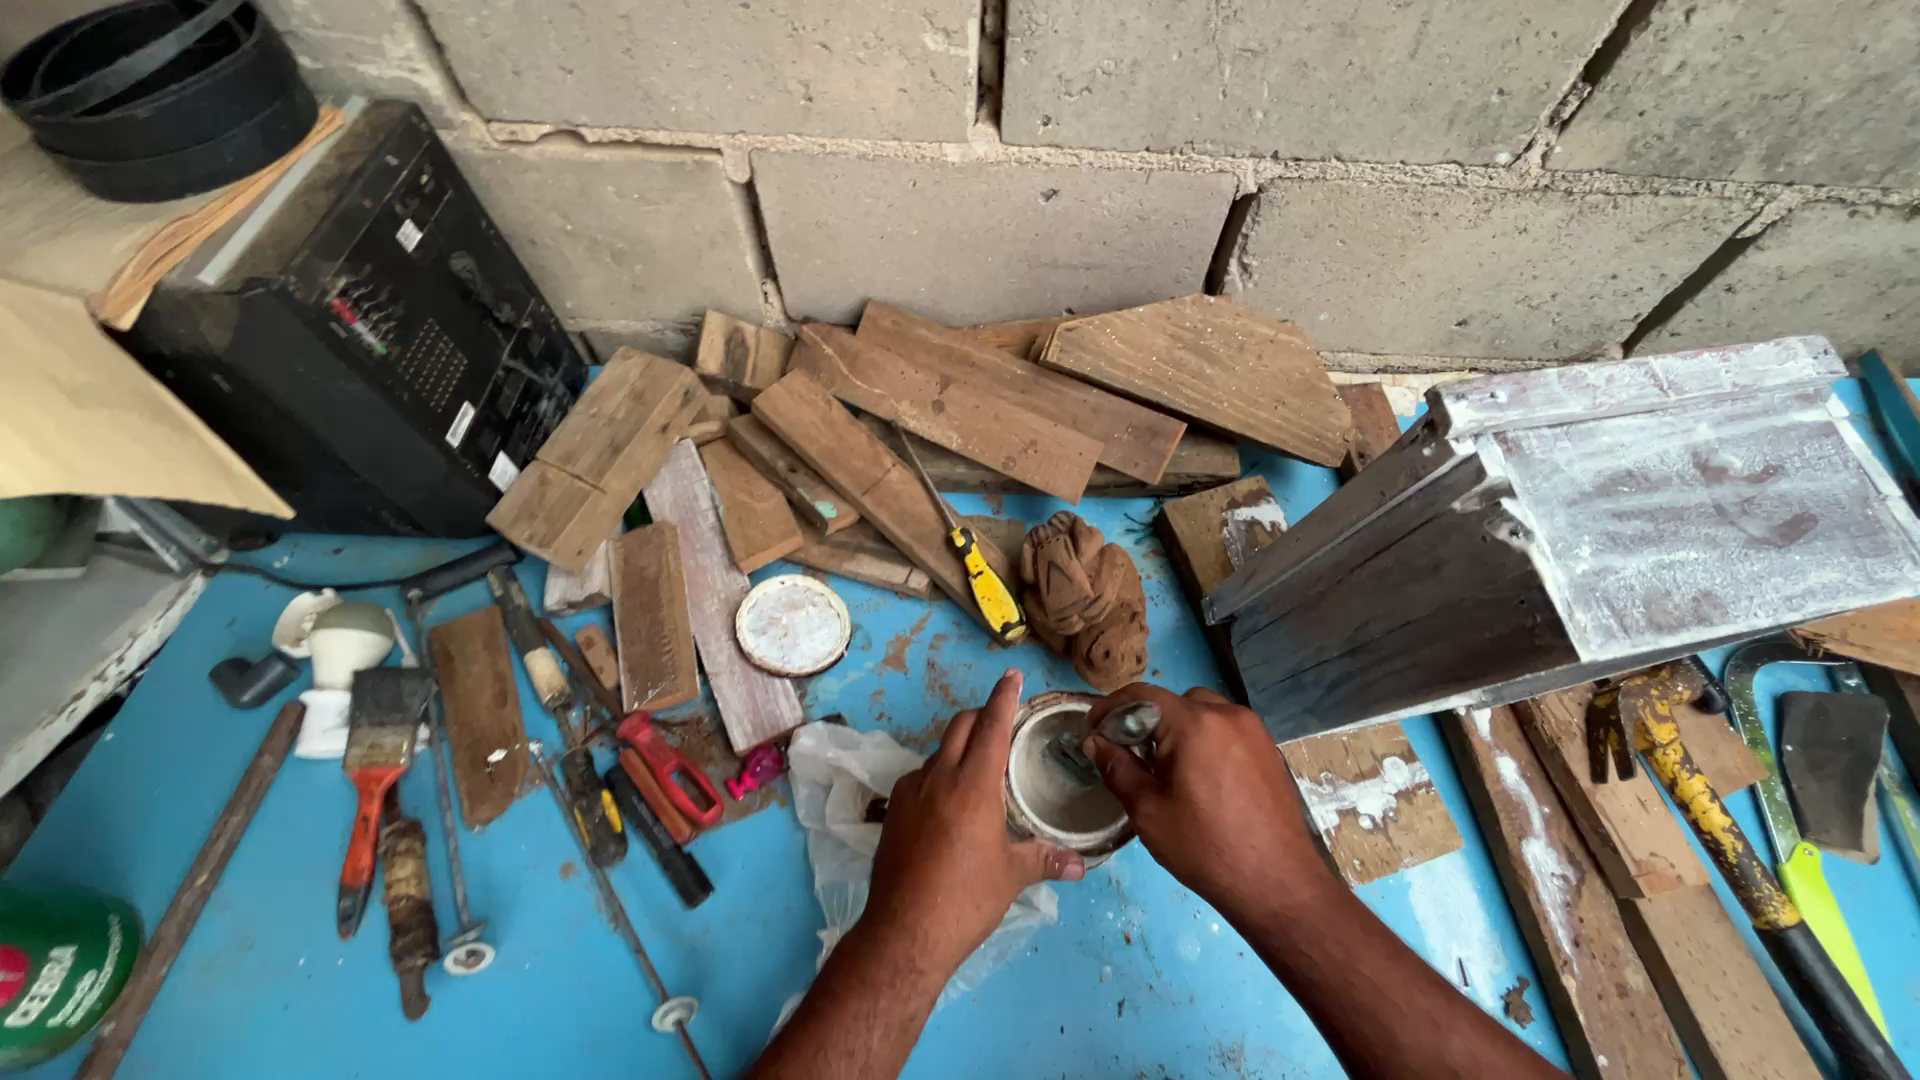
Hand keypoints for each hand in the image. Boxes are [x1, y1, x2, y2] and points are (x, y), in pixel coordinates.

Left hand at [864, 670, 1085, 973]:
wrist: (903, 932)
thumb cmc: (966, 899)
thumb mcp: (1011, 877)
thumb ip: (1044, 859)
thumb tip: (1079, 865)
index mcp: (973, 785)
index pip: (992, 725)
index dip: (1004, 697)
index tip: (1011, 675)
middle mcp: (938, 778)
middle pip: (960, 726)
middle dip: (982, 714)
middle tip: (1002, 719)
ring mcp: (909, 792)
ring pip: (937, 752)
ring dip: (959, 747)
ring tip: (978, 767)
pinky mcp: (892, 811)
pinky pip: (920, 778)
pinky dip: (938, 775)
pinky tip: (947, 800)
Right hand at [1082, 684, 1335, 921]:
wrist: (1279, 886)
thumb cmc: (1206, 849)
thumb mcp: (1149, 811)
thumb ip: (1118, 768)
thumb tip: (1095, 741)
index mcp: (1195, 724)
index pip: (1143, 695)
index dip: (1112, 706)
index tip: (1094, 727)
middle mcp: (1227, 715)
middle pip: (1174, 700)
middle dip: (1147, 719)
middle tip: (1129, 752)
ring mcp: (1254, 731)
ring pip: (1203, 712)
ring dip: (1178, 727)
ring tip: (1165, 766)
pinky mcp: (1269, 750)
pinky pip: (1226, 730)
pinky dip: (1205, 739)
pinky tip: (1199, 777)